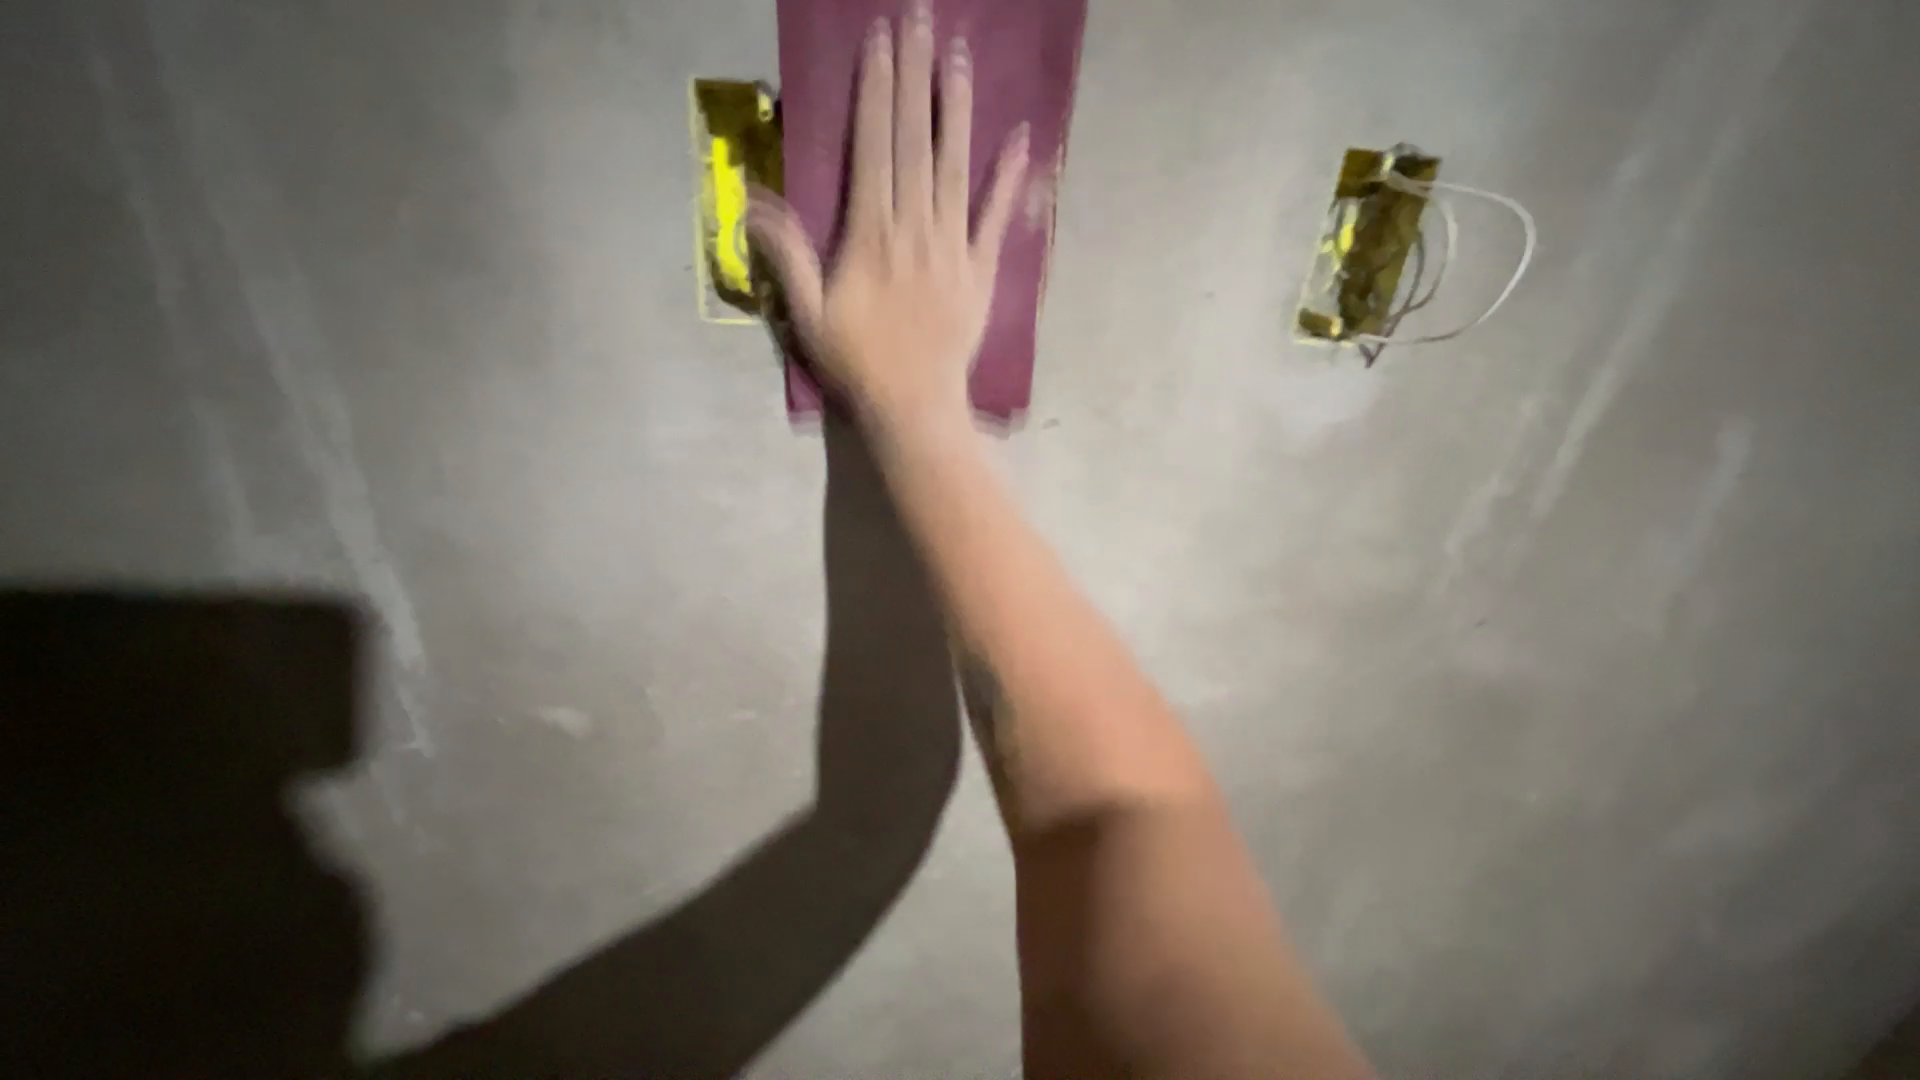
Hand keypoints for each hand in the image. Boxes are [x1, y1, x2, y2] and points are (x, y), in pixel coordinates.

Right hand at [748, 2, 1029, 430]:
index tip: (882, 42)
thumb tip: (754, 201)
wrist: (914, 404)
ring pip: (955, 165)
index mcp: (870, 233)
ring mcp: (952, 246)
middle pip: (915, 140)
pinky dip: (1009, 177)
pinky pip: (995, 217)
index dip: (878, 91)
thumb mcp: (808, 314)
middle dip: (915, 77)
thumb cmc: (857, 363)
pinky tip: (1022, 138)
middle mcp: (914, 226)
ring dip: (957, 108)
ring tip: (959, 55)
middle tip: (920, 20)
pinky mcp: (980, 269)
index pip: (875, 146)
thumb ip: (788, 255)